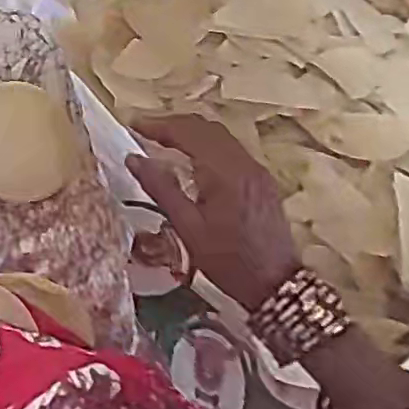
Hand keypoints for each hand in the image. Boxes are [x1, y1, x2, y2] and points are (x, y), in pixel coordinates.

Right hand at [125, 117, 300, 309]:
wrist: (276, 285)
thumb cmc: (227, 260)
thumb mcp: (187, 227)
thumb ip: (160, 187)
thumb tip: (133, 158)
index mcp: (224, 172)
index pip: (188, 132)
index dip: (159, 125)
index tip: (133, 125)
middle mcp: (243, 162)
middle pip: (204, 127)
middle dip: (172, 124)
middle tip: (144, 130)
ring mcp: (255, 169)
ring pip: (218, 135)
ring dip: (189, 131)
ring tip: (162, 139)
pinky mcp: (260, 178)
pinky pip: (229, 148)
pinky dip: (205, 143)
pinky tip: (190, 157)